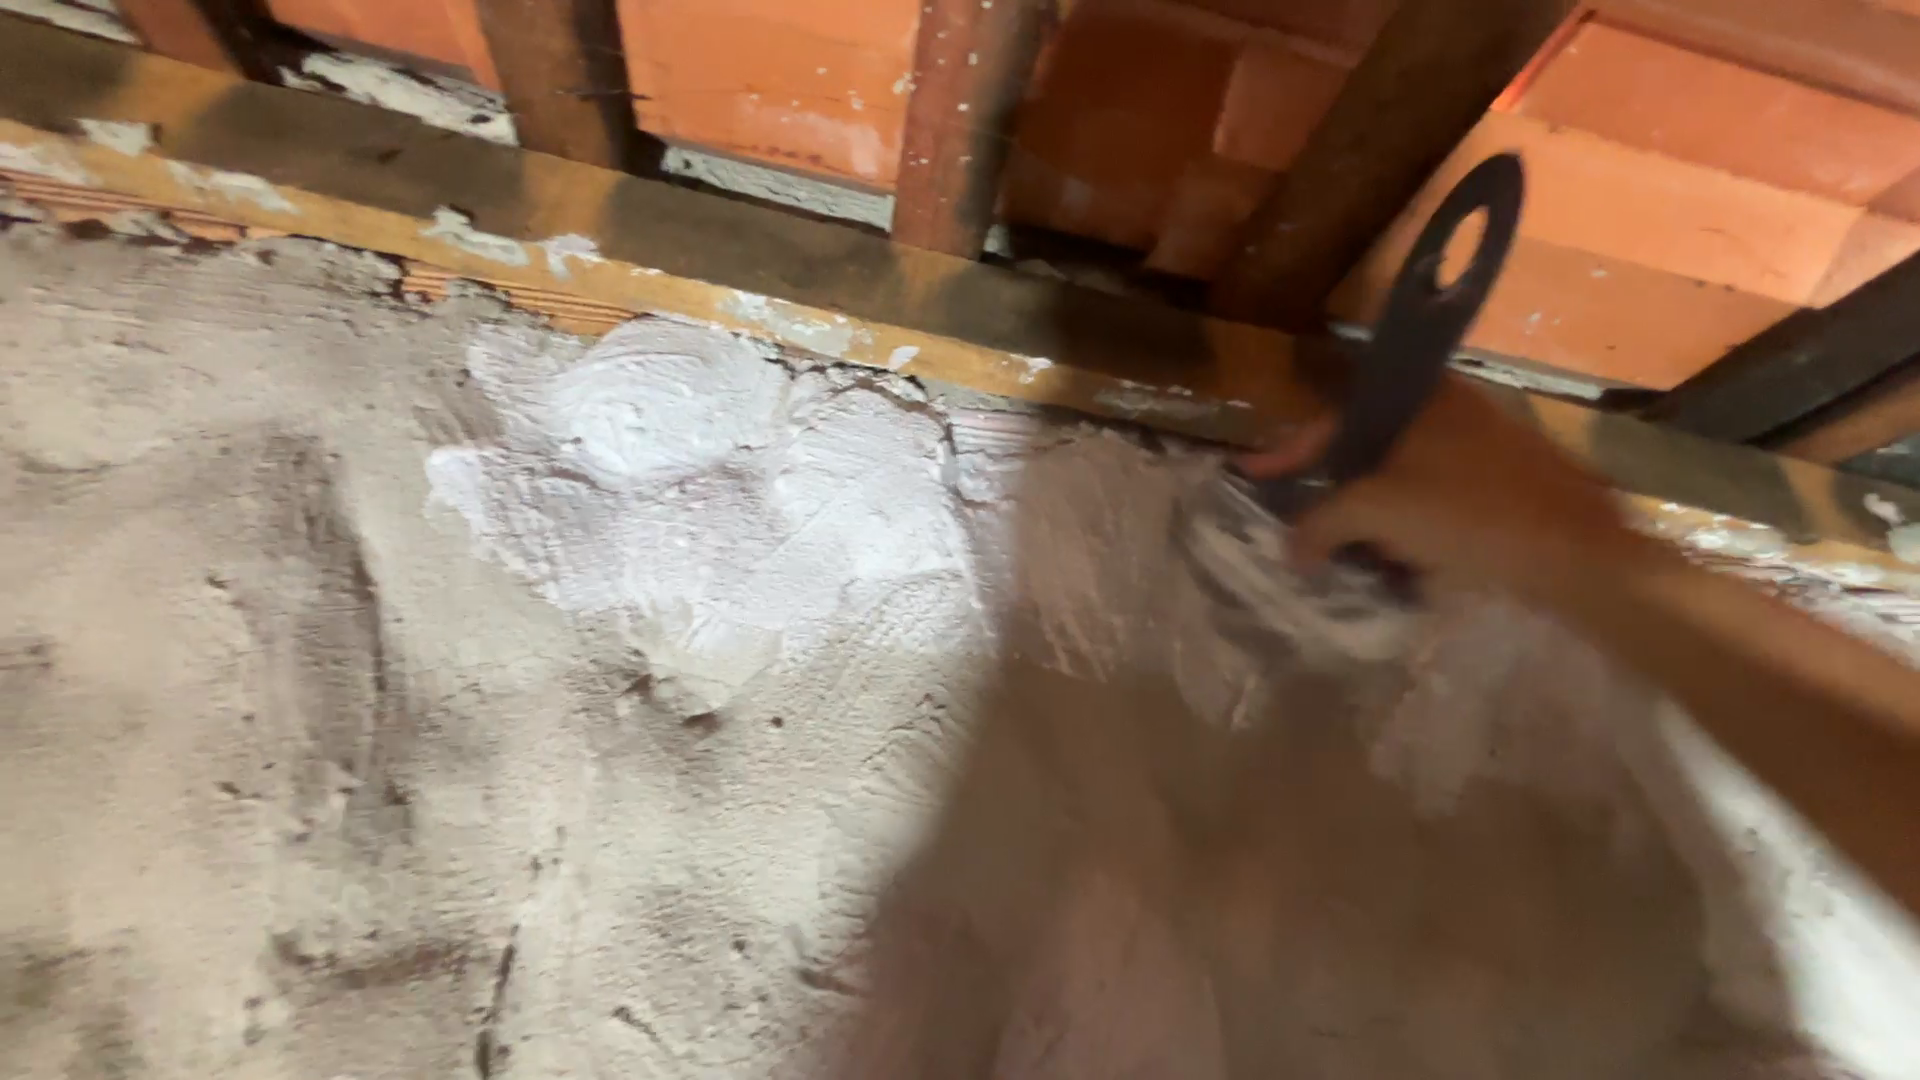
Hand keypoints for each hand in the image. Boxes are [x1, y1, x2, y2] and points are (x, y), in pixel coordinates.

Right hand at [1237, 376, 1646, 597]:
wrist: (1578, 555)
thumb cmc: (1468, 513)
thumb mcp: (1374, 512)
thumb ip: (1319, 525)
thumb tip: (1290, 550)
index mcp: (1418, 399)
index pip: (1330, 422)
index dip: (1285, 452)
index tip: (1249, 474)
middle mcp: (1450, 411)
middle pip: (1362, 447)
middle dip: (1326, 483)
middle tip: (1296, 510)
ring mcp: (1481, 447)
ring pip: (1397, 475)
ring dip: (1363, 508)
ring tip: (1341, 542)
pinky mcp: (1502, 484)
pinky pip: (1429, 495)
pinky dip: (1401, 520)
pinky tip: (1392, 553)